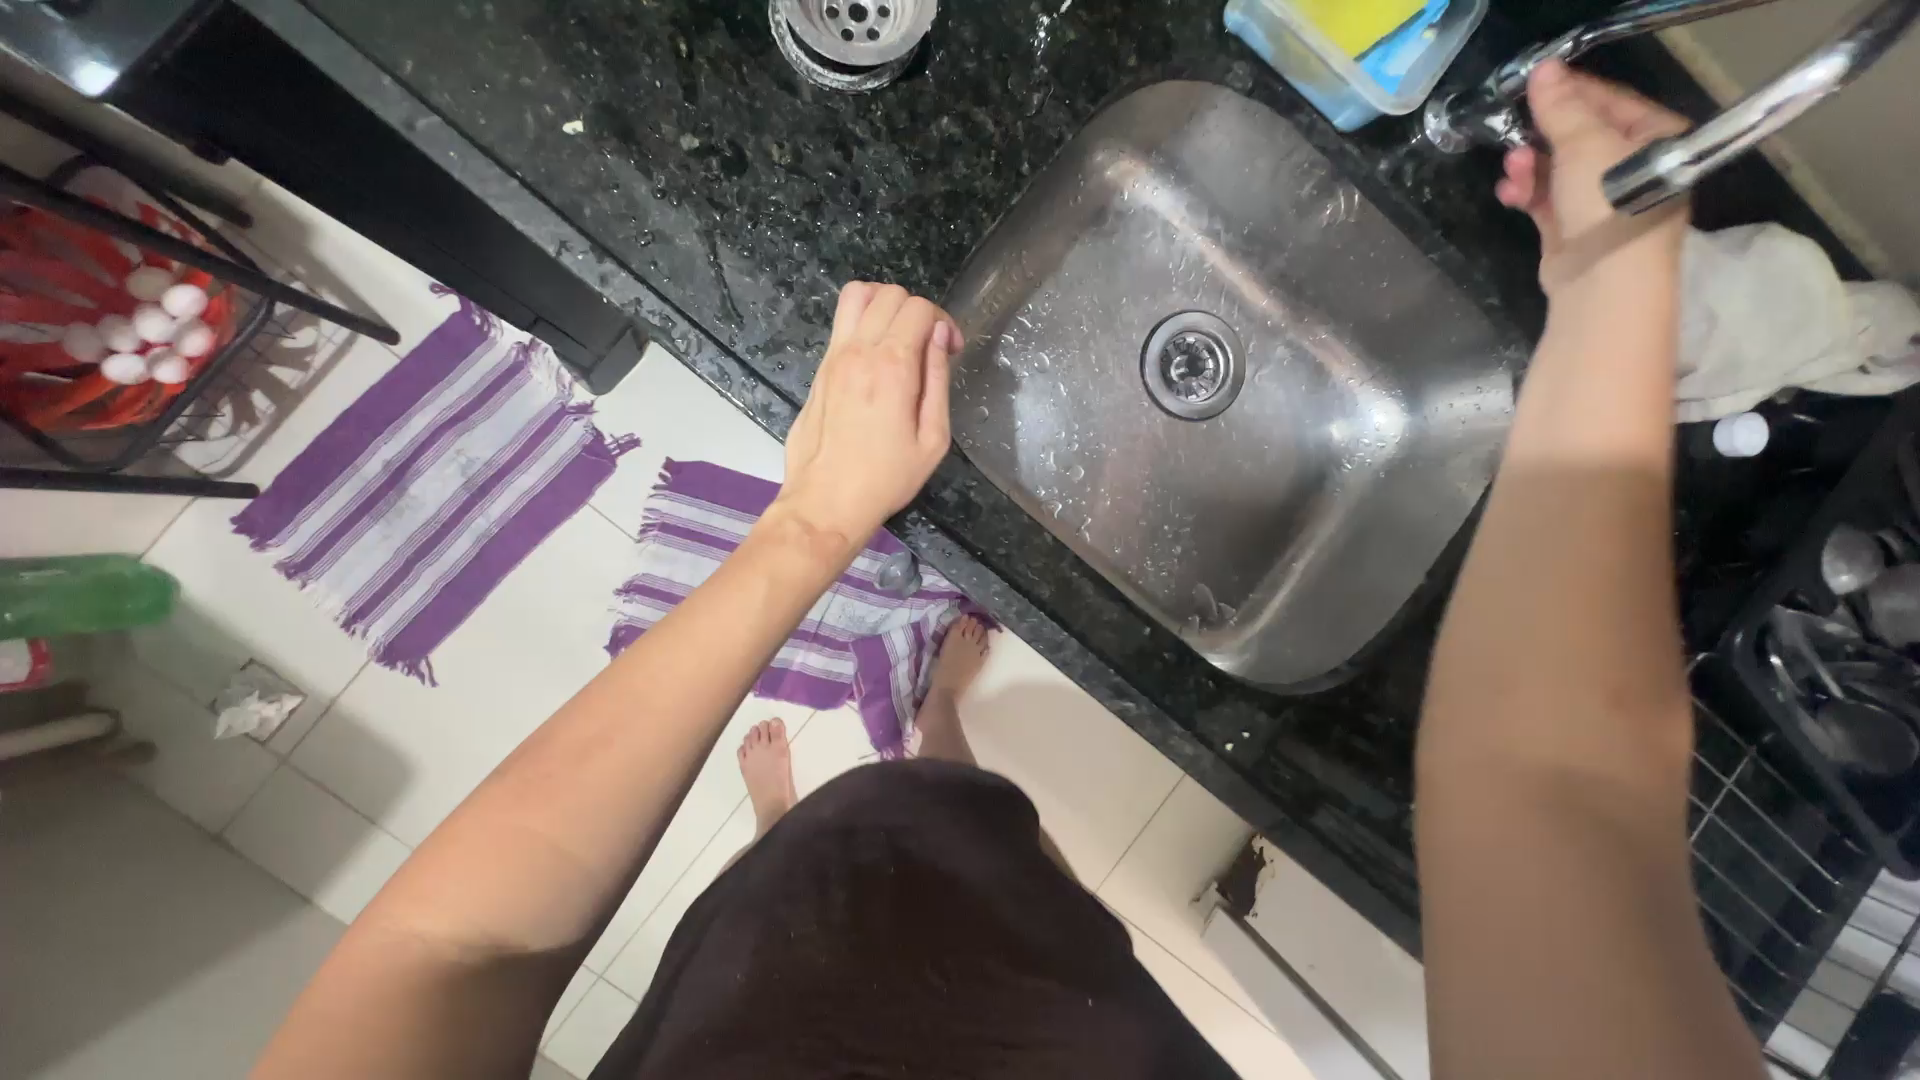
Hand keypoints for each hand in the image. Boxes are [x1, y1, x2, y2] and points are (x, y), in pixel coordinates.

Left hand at [764, 281, 960, 554]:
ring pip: (857, 295)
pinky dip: (863, 322)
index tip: (951, 352)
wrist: (826, 501)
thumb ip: (938, 381)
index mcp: (893, 367)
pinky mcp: (820, 369)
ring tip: (899, 336)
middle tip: (928, 346)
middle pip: (890, 294)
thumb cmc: (886, 479)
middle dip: (917, 311)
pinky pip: (841, 322)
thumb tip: (940, 338)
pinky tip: (876, 355)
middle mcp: (860, 351)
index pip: (919, 308)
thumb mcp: (932, 439)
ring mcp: (834, 357)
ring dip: (884, 304)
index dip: (943, 322)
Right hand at [1496, 60, 1691, 297]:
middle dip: (1541, 137)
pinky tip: (1509, 193)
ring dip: (1529, 167)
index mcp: (1652, 137)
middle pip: (1578, 138)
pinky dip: (1526, 194)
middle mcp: (1629, 166)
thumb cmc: (1610, 203)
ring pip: (1557, 171)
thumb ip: (1562, 109)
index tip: (1531, 88)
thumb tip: (1544, 69)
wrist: (1603, 279)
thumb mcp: (1585, 145)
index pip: (1609, 103)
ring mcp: (1599, 200)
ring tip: (1511, 170)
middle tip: (1513, 133)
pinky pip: (1544, 201)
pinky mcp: (1570, 229)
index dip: (1570, 94)